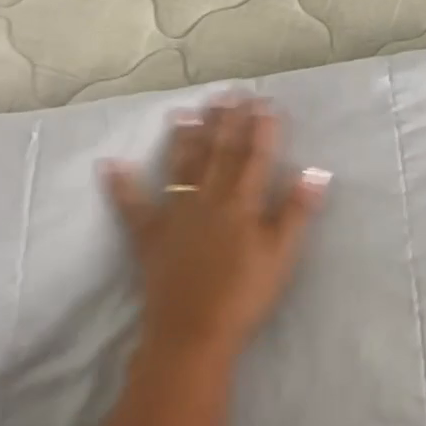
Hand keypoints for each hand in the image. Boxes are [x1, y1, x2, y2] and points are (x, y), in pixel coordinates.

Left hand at [103, 96, 329, 358]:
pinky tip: (110, 165)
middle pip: (219, 153)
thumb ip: (296, 211)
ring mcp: (174, 215)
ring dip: (185, 137)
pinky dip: (122, 186)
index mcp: (242, 203)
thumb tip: (315, 171)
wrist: (193, 333)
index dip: (261, 127)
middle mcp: (207, 199)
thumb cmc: (245, 295)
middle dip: (227, 121)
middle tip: (230, 92)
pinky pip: (132, 207)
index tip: (264, 101)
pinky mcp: (149, 236)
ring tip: (187, 111)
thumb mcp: (282, 255)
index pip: (255, 156)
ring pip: (182, 167)